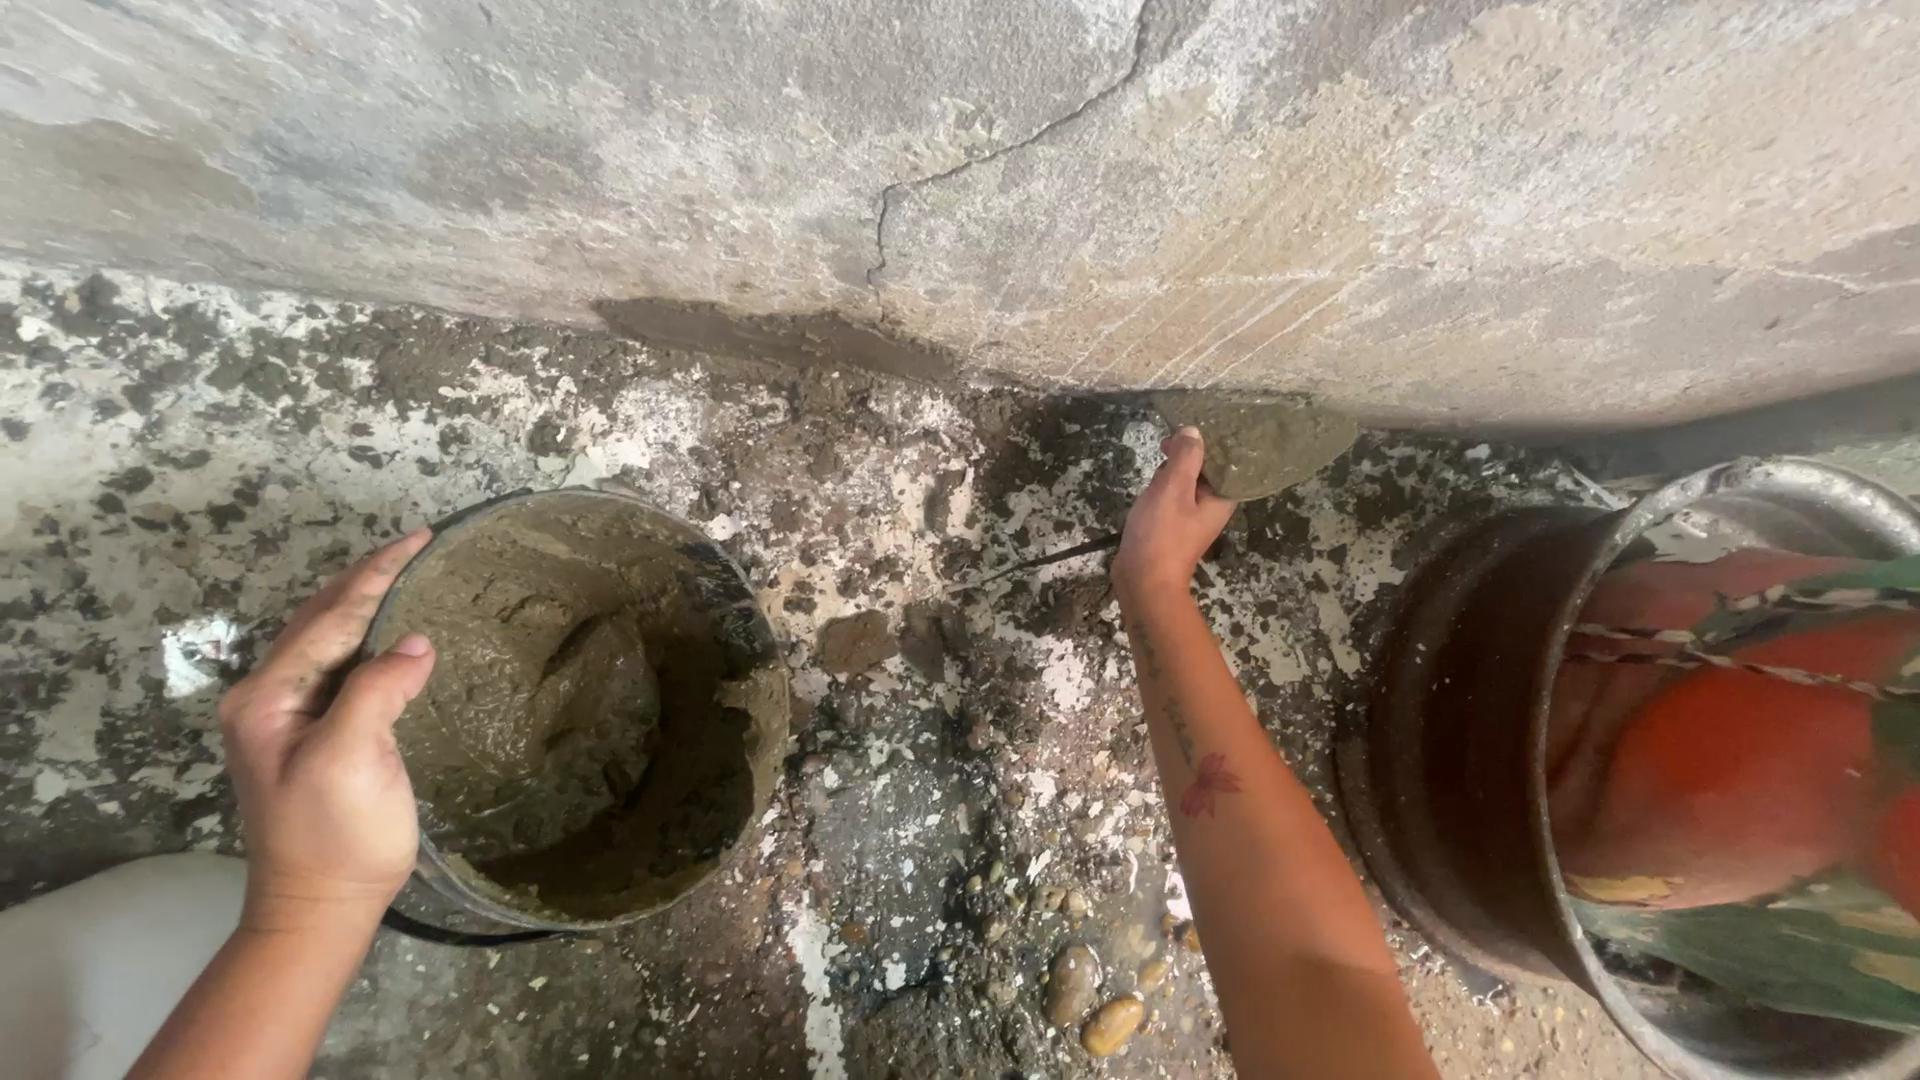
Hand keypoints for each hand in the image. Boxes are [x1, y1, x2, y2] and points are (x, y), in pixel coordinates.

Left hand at [216, 528, 435, 930]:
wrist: (326, 899)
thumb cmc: (334, 832)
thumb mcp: (349, 759)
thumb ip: (375, 692)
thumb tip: (417, 642)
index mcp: (268, 696)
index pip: (330, 617)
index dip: (377, 574)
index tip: (422, 538)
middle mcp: (274, 696)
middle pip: (324, 617)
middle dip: (370, 576)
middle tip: (420, 544)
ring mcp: (299, 714)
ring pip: (335, 637)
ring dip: (371, 599)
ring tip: (411, 570)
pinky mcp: (328, 729)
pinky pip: (352, 663)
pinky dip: (378, 633)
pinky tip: (401, 628)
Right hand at [1113, 426, 1236, 596]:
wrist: (1143, 580)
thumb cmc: (1161, 533)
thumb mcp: (1172, 488)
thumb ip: (1185, 457)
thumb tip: (1193, 431)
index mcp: (1223, 498)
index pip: (1227, 460)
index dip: (1210, 441)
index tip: (1191, 427)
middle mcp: (1213, 506)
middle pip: (1205, 469)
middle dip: (1187, 454)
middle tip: (1166, 444)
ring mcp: (1192, 517)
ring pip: (1186, 482)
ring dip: (1172, 471)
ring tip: (1158, 460)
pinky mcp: (1173, 526)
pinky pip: (1172, 497)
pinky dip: (1163, 488)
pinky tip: (1150, 485)